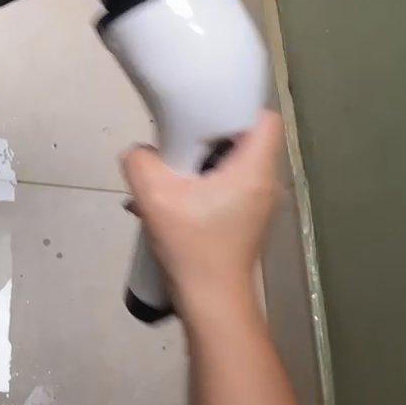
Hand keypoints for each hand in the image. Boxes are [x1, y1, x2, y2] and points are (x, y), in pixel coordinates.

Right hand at [121, 112, 283, 321]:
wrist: (210, 298)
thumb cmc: (191, 245)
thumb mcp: (152, 195)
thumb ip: (140, 161)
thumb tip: (144, 153)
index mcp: (254, 171)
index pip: (263, 119)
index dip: (235, 106)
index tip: (200, 109)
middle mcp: (264, 183)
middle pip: (243, 138)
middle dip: (208, 133)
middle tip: (175, 139)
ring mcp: (257, 202)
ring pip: (232, 162)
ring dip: (200, 160)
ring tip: (170, 170)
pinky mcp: (244, 217)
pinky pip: (226, 183)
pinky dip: (202, 181)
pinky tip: (174, 197)